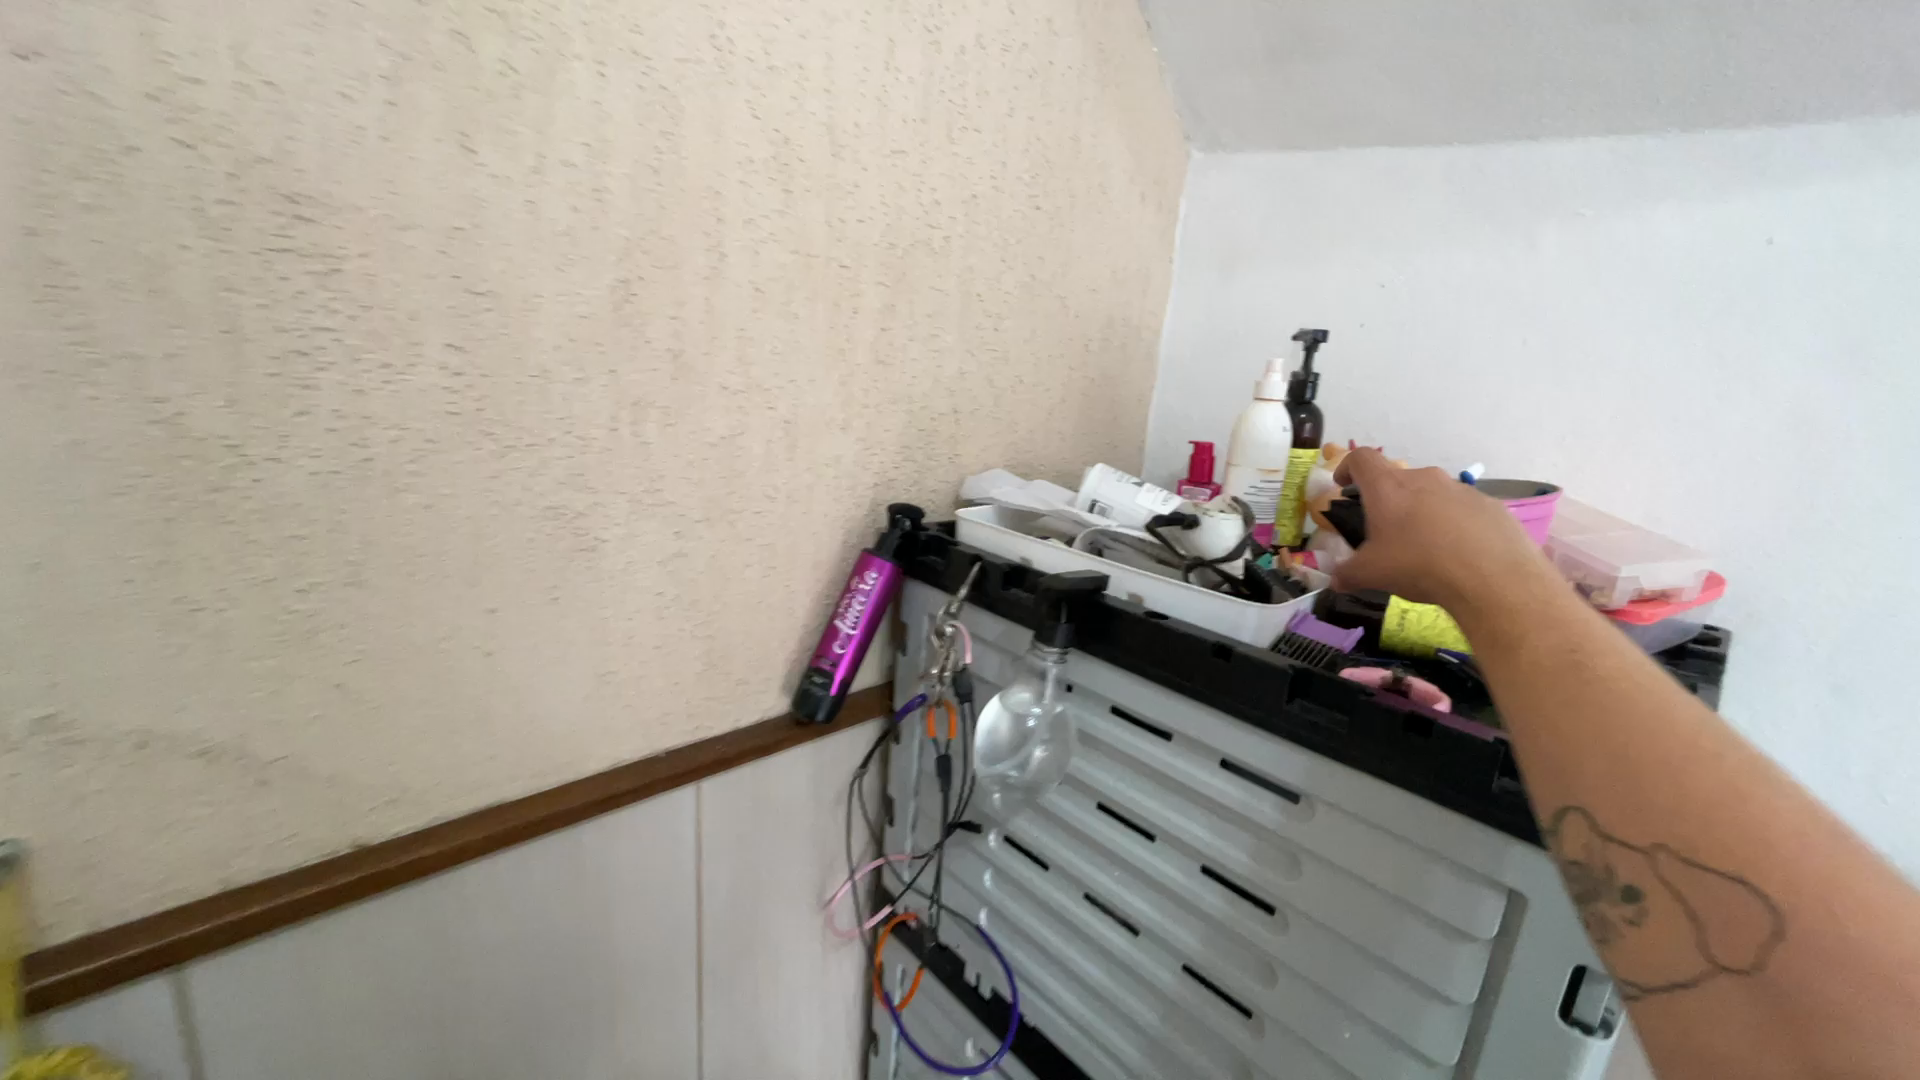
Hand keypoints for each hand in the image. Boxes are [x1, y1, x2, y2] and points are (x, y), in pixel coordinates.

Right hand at [1331, 449, 1553, 609]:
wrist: (1493, 578)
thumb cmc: (1419, 565)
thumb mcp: (1370, 574)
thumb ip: (1347, 573)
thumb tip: (1336, 579)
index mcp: (1388, 488)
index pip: (1361, 459)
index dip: (1348, 467)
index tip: (1344, 485)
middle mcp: (1425, 479)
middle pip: (1398, 479)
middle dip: (1388, 501)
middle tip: (1386, 532)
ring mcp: (1462, 490)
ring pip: (1432, 494)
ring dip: (1422, 513)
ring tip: (1425, 547)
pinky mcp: (1491, 506)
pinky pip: (1463, 509)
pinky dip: (1454, 525)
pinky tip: (1458, 554)